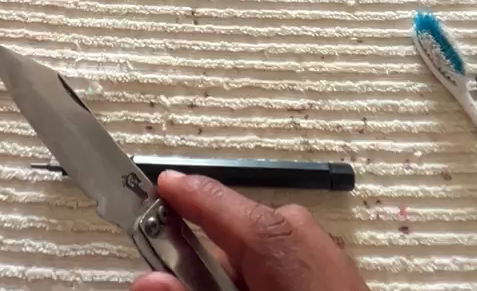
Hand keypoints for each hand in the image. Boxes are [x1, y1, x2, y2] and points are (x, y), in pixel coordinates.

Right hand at [132, 172, 367, 290]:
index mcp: (274, 234)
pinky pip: (278, 262)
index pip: (211, 198)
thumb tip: (147, 281)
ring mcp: (318, 245)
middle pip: (226, 233)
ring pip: (252, 252)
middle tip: (182, 285)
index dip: (175, 195)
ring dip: (232, 279)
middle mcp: (295, 227)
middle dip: (201, 265)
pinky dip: (260, 281)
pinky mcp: (331, 265)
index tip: (145, 195)